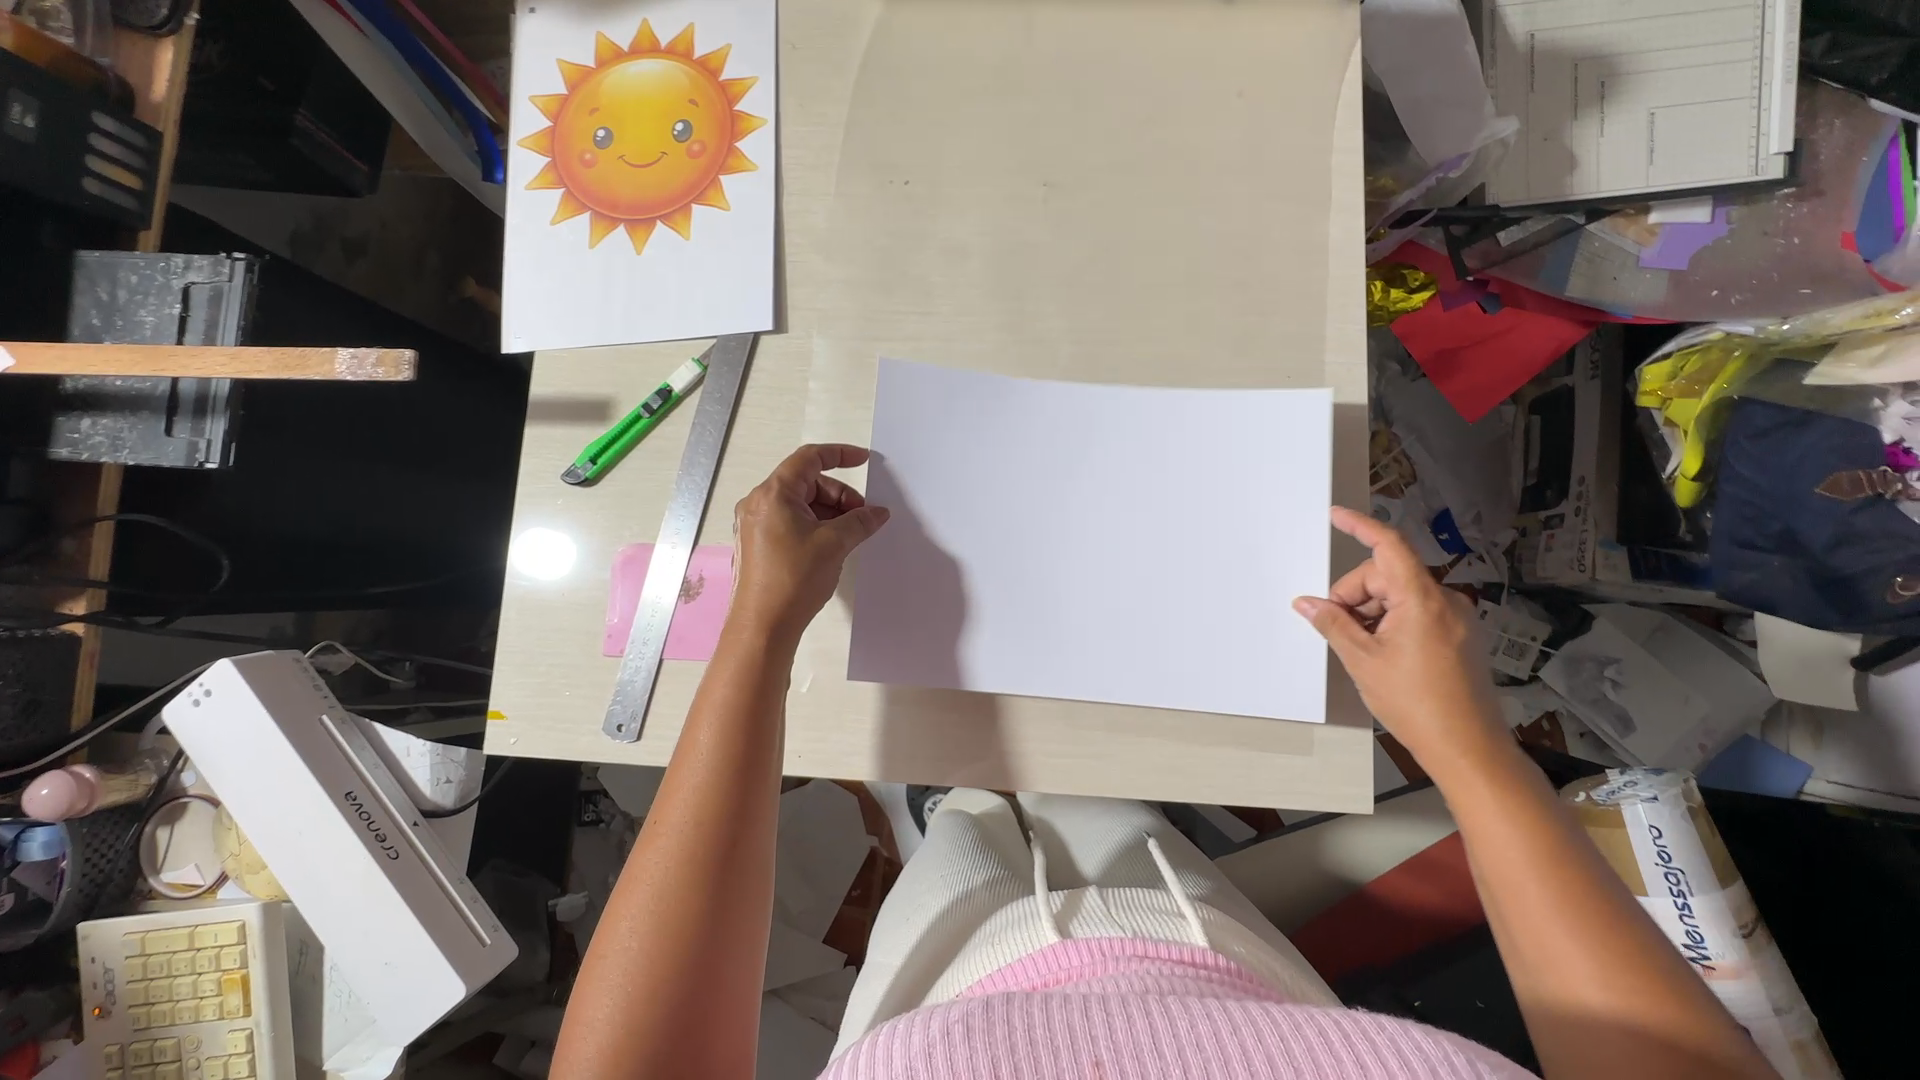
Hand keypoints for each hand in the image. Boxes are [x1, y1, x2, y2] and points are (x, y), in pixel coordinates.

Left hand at [731, 444, 889, 643]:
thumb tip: (877, 512)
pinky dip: (815, 526)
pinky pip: (791, 522)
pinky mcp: (758, 545)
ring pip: (800, 505)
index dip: (840, 455)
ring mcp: (755, 525)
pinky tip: (833, 545)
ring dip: (829, 513)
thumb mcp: (835, 544)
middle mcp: (758, 504)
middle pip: (806, 483)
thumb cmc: (793, 580)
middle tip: (862, 516)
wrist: (762, 626)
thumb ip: (859, 521)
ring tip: (851, 535)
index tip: (865, 460)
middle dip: (839, 495)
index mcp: (773, 494)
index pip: (809, 459)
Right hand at [1293, 507, 1507, 772]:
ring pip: (1400, 597)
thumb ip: (1333, 624)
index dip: (1360, 527)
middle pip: (1387, 576)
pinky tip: (1381, 654)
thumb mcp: (1362, 661)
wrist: (1468, 747)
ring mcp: (1455, 618)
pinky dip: (1391, 623)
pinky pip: (1416, 614)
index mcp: (1422, 599)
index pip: (1389, 546)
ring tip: (1361, 650)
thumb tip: (1306, 602)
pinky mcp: (1459, 636)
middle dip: (1356, 595)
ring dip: (1372, 613)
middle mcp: (1444, 600)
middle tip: (1337, 630)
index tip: (1335, 515)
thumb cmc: (1414, 702)